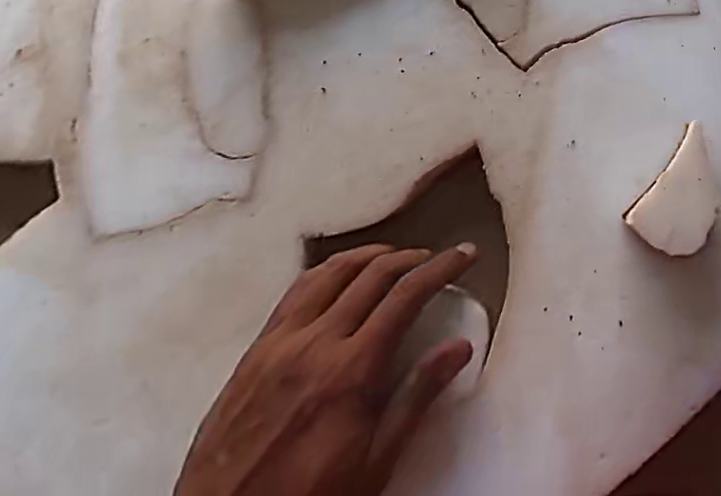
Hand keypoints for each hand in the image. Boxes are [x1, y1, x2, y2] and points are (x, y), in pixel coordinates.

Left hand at [176, 243, 478, 495]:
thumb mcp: (374, 464)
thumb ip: (417, 398)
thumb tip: (459, 347)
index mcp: (350, 371)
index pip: (407, 296)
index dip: (442, 268)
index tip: (465, 255)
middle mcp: (315, 343)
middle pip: (373, 273)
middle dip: (412, 257)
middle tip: (434, 259)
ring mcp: (280, 342)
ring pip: (332, 271)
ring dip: (370, 255)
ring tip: (393, 257)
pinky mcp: (255, 349)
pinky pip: (295, 291)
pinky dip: (328, 271)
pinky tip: (340, 277)